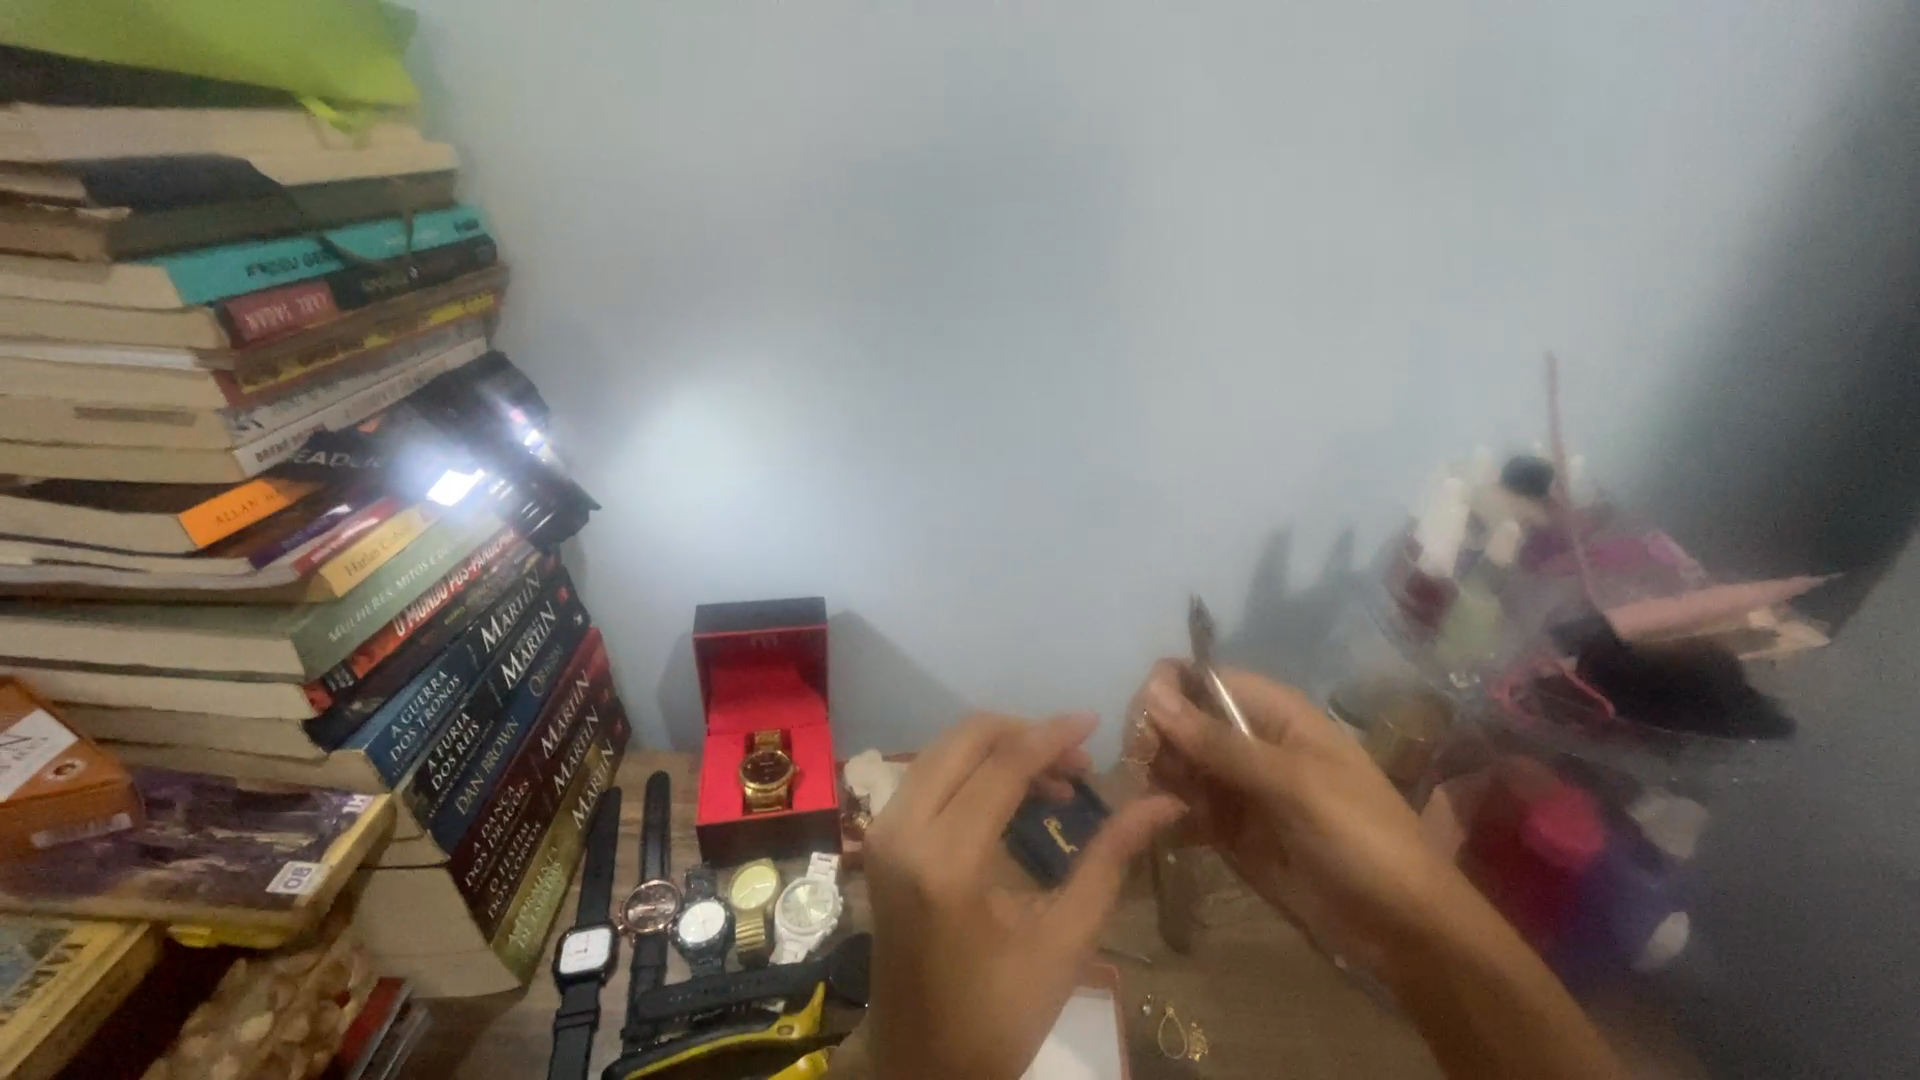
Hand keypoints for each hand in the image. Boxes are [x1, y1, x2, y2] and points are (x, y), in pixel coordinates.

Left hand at [845, 712, 1185, 1079]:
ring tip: (1054, 780)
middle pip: (965, 739)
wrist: (919, 1064)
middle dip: (1025, 735)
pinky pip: (927, 776)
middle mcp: (903, 832)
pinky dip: (971, 769)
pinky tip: (1012, 793)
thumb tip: (1163, 801)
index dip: (1053, 736)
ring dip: (998, 749)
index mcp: (947, 862)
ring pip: (942, 750)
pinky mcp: (880, 841)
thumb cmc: (999, 1016)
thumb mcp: (1065, 941)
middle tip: (1077, 760)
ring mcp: (883, 833)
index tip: (1095, 724)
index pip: (1003, 765)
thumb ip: (1109, 859)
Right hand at [1136, 663, 1480, 968]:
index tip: (1141, 727)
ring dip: (1159, 782)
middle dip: (1158, 742)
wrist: (1404, 929)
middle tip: (1145, 778)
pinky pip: (1187, 810)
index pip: (1203, 680)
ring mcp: (1240, 788)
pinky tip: (1163, 832)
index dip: (1167, 692)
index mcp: (1275, 714)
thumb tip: (1152, 692)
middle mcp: (1251, 743)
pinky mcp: (1232, 831)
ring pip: (1178, 765)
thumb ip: (1218, 741)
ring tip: (1157, 811)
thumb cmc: (1360, 839)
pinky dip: (1169, 818)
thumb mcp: (1292, 784)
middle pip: (1183, 722)